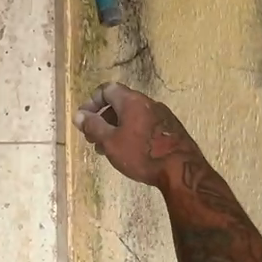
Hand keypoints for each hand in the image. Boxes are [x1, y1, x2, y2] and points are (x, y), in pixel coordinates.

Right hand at [73, 81, 205, 189]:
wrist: (182, 171)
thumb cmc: (141, 154)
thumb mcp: (110, 141)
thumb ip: (93, 126)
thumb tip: (79, 115)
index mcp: (132, 101)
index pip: (107, 89)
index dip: (92, 102)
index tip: (84, 120)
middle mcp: (148, 103)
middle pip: (119, 103)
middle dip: (103, 120)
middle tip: (92, 139)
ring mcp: (163, 115)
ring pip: (132, 117)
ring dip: (116, 129)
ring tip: (108, 149)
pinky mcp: (172, 130)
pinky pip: (145, 125)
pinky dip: (132, 134)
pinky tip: (129, 153)